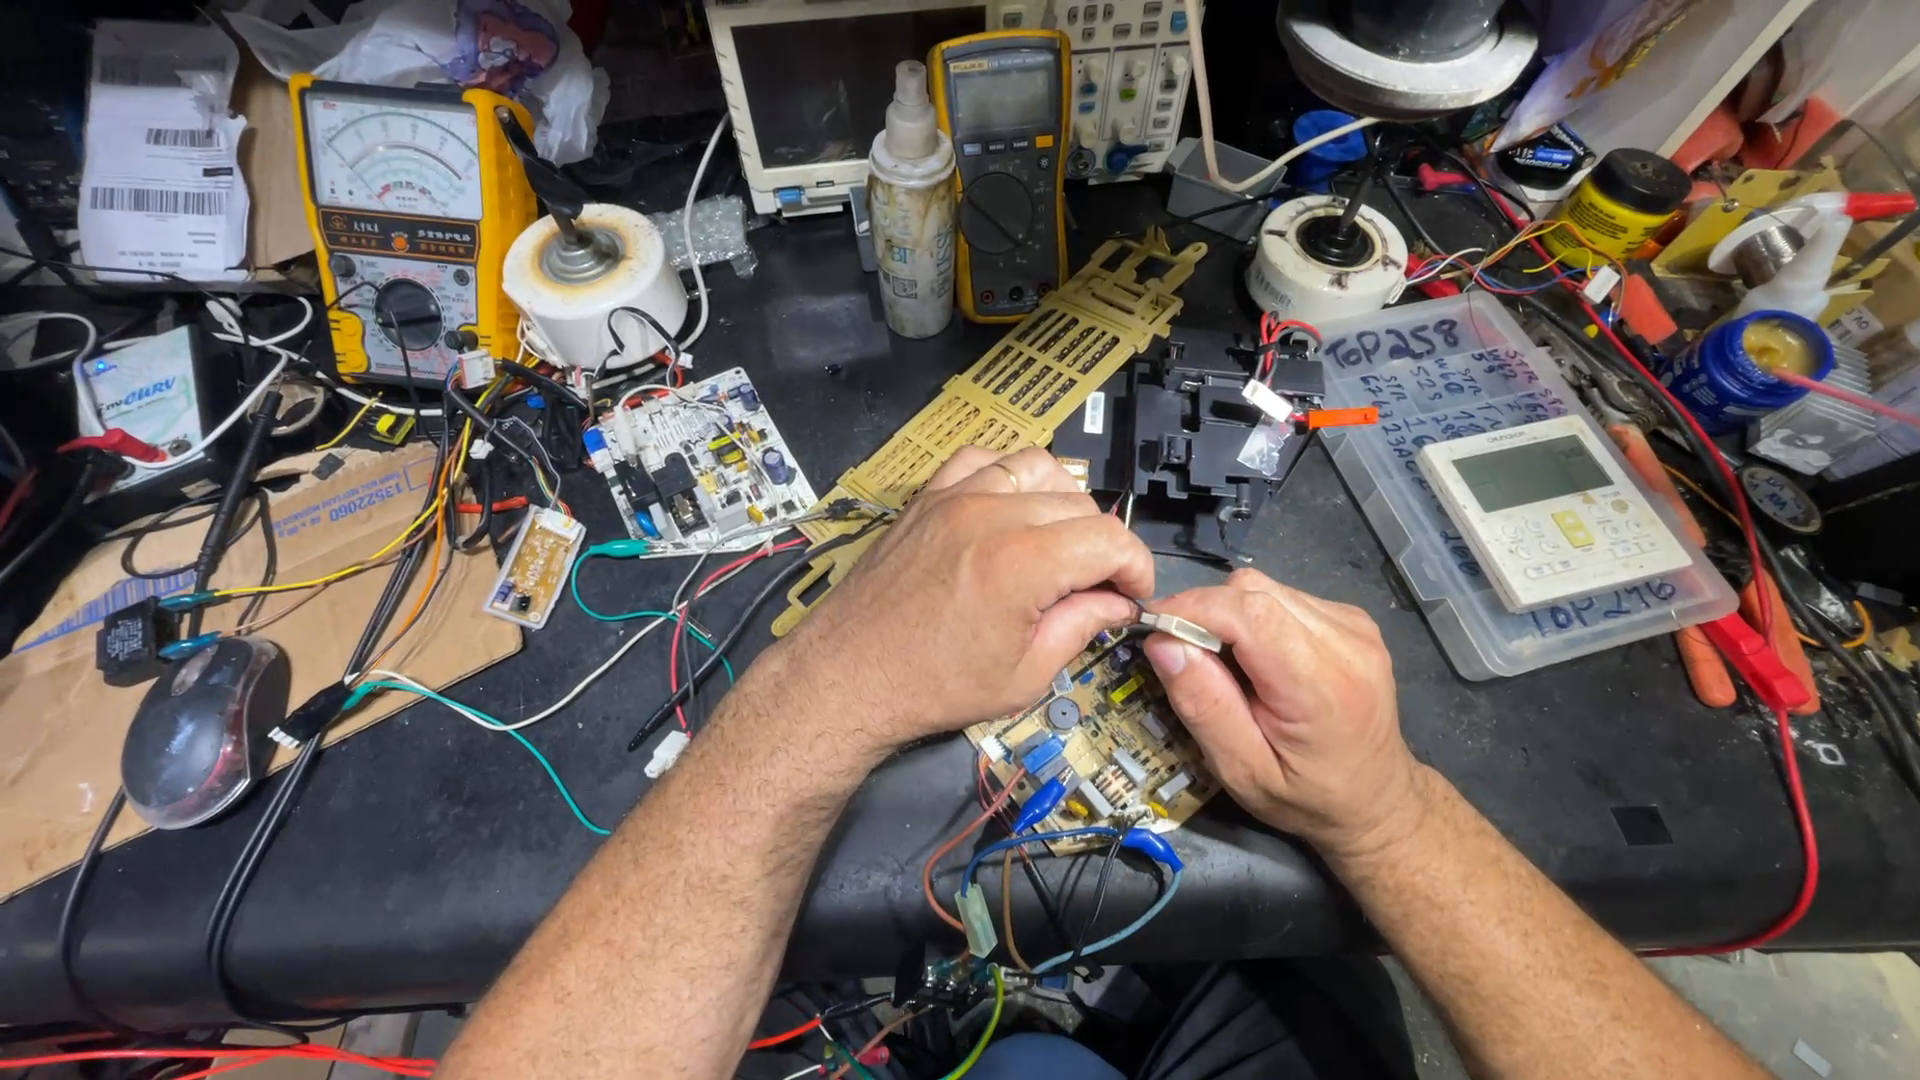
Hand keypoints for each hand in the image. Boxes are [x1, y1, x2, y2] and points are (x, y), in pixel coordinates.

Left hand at [777, 446, 1153, 750]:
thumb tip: (1116, 603)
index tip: (1132, 593)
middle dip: (1101, 546)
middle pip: (1080, 504)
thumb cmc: (930, 685)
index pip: (1109, 538)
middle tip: (1093, 586)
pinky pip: (982, 459)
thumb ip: (1081, 627)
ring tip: (1056, 545)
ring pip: (1039, 468)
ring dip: (1062, 504)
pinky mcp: (928, 497)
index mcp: (1020, 564)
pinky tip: (1010, 509)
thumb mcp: (1023, 676)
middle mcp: (989, 515)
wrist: (850, 675)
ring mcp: (954, 497)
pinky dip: (1008, 476)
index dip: (1136, 567)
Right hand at [1141, 569, 1429, 860]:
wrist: (1376, 800)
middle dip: (1203, 611)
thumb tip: (1163, 642)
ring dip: (1227, 614)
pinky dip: (1251, 618)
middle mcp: (1345, 641)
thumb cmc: (1306, 797)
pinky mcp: (1349, 618)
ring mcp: (1353, 624)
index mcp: (1321, 685)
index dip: (1192, 608)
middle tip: (1183, 653)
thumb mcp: (1241, 770)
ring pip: (1262, 588)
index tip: (1153, 626)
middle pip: (1252, 591)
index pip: (1249, 613)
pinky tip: (1256, 657)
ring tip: (1224, 662)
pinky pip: (1280, 596)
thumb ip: (1204, 705)